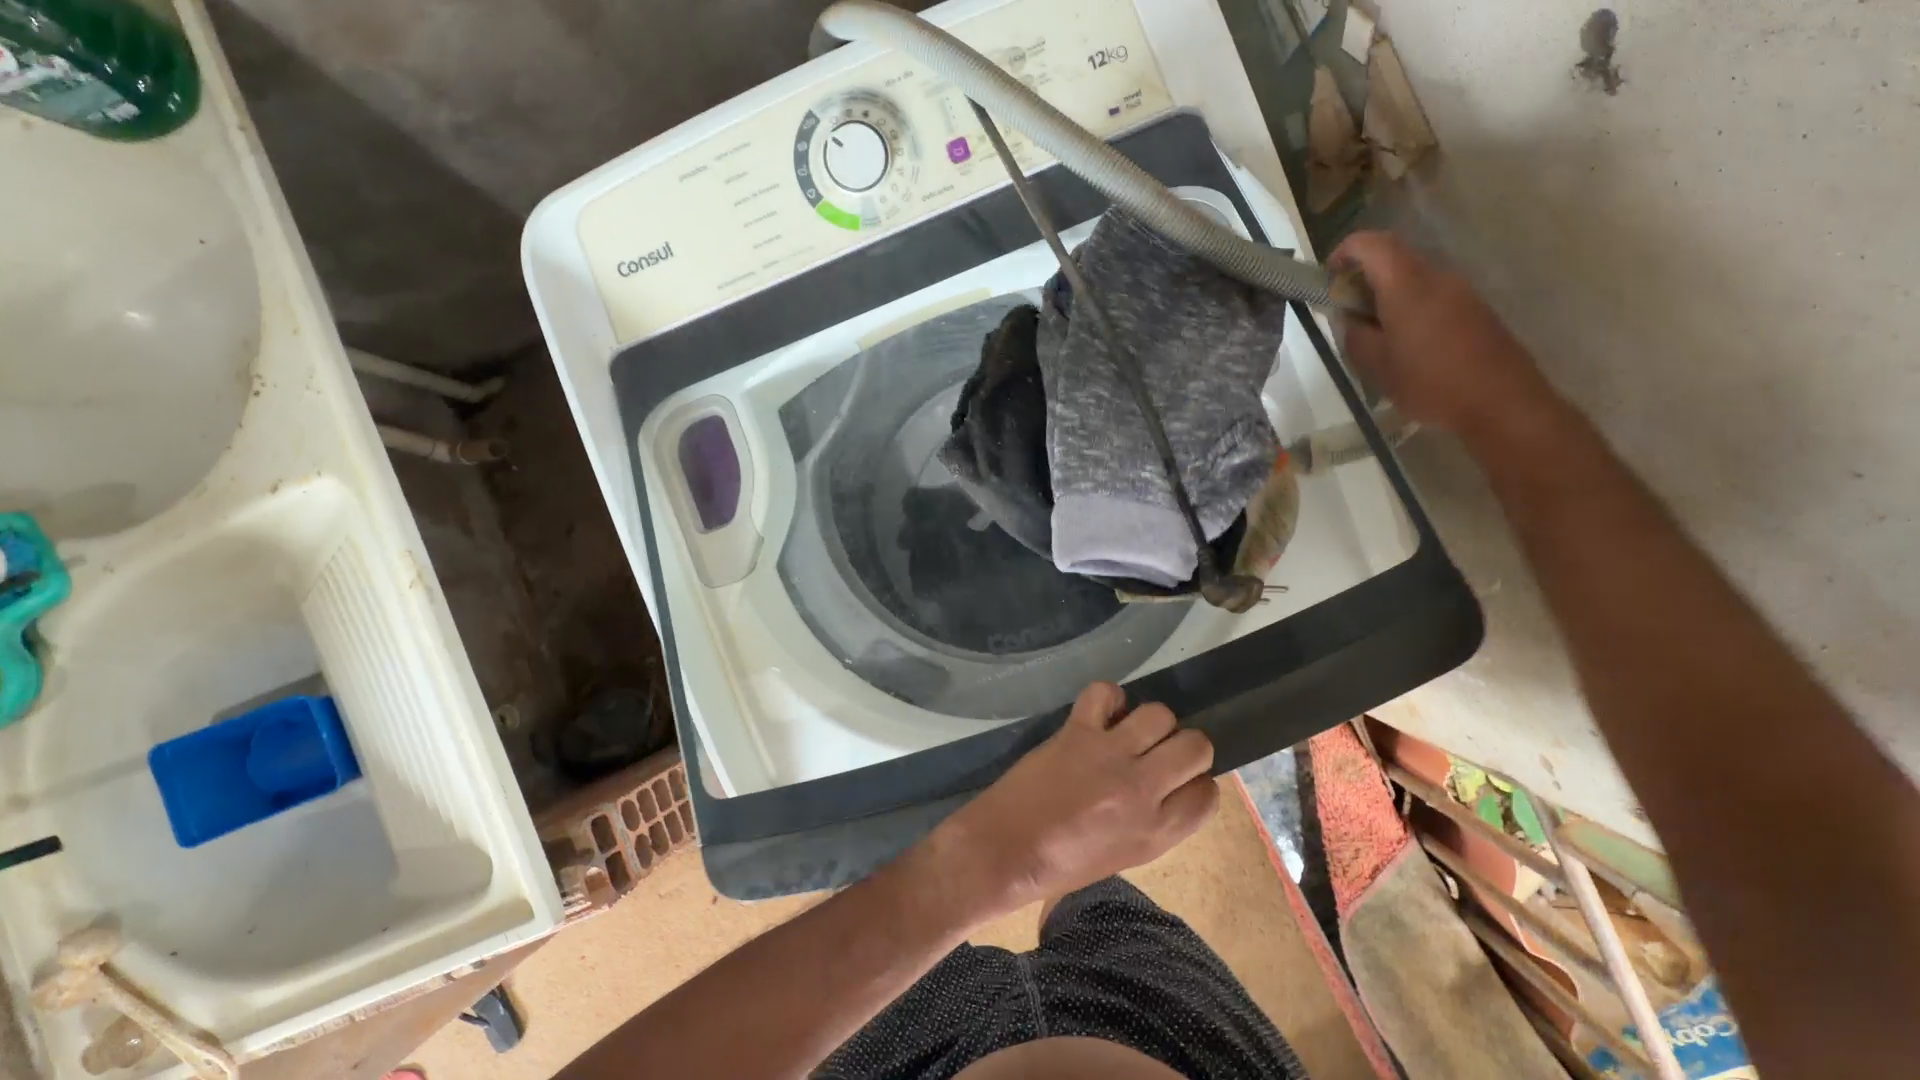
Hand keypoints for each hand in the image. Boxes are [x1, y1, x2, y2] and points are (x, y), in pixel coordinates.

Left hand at [915, 682, 1217, 924]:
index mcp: (1156, 833)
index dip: (1196, 784)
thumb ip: (1156, 821)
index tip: (1178, 782)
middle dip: (1185, 746)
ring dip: (1150, 721)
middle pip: (1196, 746)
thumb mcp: (1126, 855)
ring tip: (1130, 733)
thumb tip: (1173, 787)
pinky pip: (1106, 694)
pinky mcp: (1076, 733)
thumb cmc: (1062, 864)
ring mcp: (1109, 757)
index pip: (1208, 793)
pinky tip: (1101, 715)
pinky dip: (1108, 698)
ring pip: (1160, 714)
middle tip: (1158, 753)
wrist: (1003, 850)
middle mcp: (1141, 791)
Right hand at [1333, 232, 1561, 444]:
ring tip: (1376, 333)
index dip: (1345, 251)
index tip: (1330, 278)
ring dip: (1388, 295)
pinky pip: (1434, 295)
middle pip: (1394, 258)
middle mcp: (1436, 278)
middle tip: (1348, 312)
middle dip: (1365, 277)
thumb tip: (1348, 317)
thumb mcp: (1376, 367)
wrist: (1502, 402)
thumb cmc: (1431, 383)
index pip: (1372, 243)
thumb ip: (1354, 335)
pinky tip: (1408, 344)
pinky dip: (1411, 307)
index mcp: (1407, 285)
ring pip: (1414, 278)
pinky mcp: (1475, 309)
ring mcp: (1461, 291)